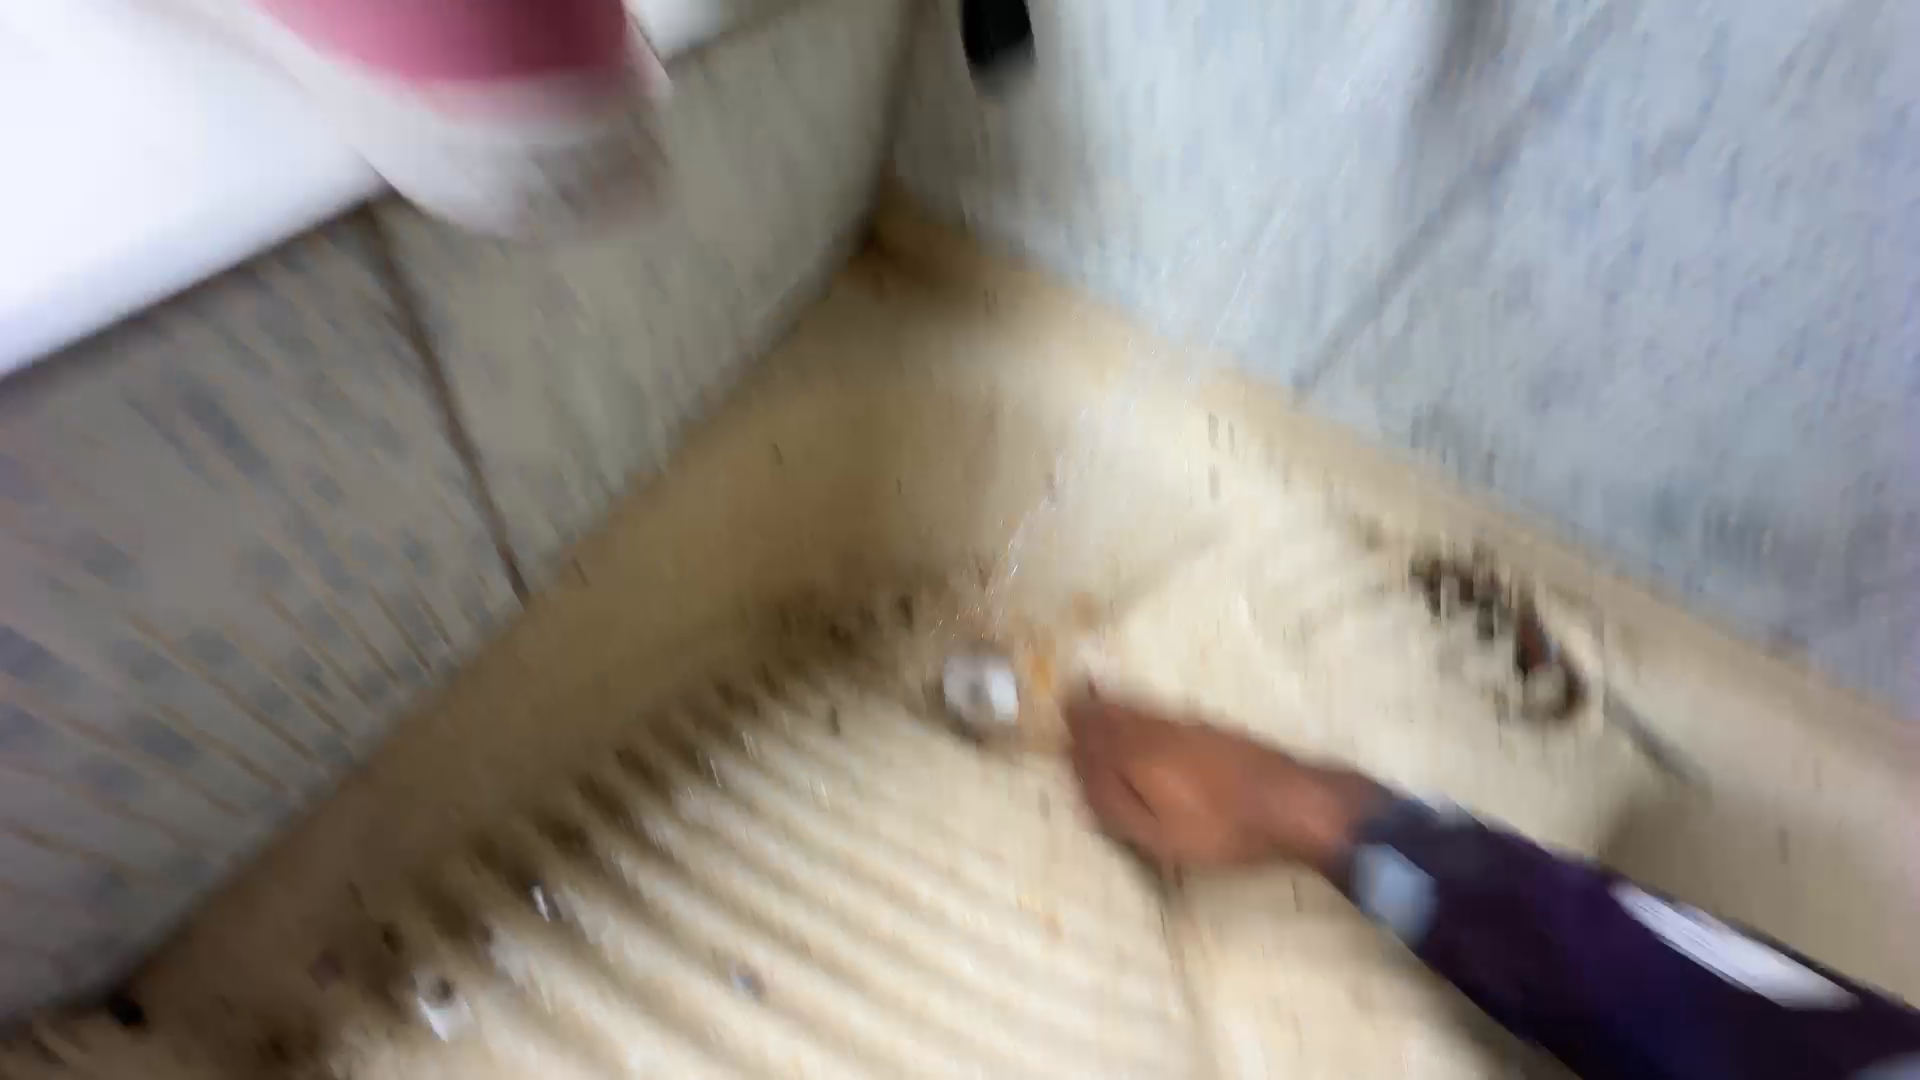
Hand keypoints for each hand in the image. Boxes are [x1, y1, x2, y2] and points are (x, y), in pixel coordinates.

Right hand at [1065, 689, 1388, 875]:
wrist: (1289, 800)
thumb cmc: (1220, 828)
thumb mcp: (1158, 834)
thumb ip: (1113, 803)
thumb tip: (1080, 776)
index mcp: (1135, 753)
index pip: (1092, 735)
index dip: (1073, 733)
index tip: (1058, 727)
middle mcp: (1152, 728)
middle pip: (1110, 712)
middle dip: (1086, 708)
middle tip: (1066, 701)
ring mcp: (1181, 722)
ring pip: (1133, 706)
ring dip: (1109, 701)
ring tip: (1092, 694)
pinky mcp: (1204, 725)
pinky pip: (1154, 707)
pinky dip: (1134, 703)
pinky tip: (1137, 708)